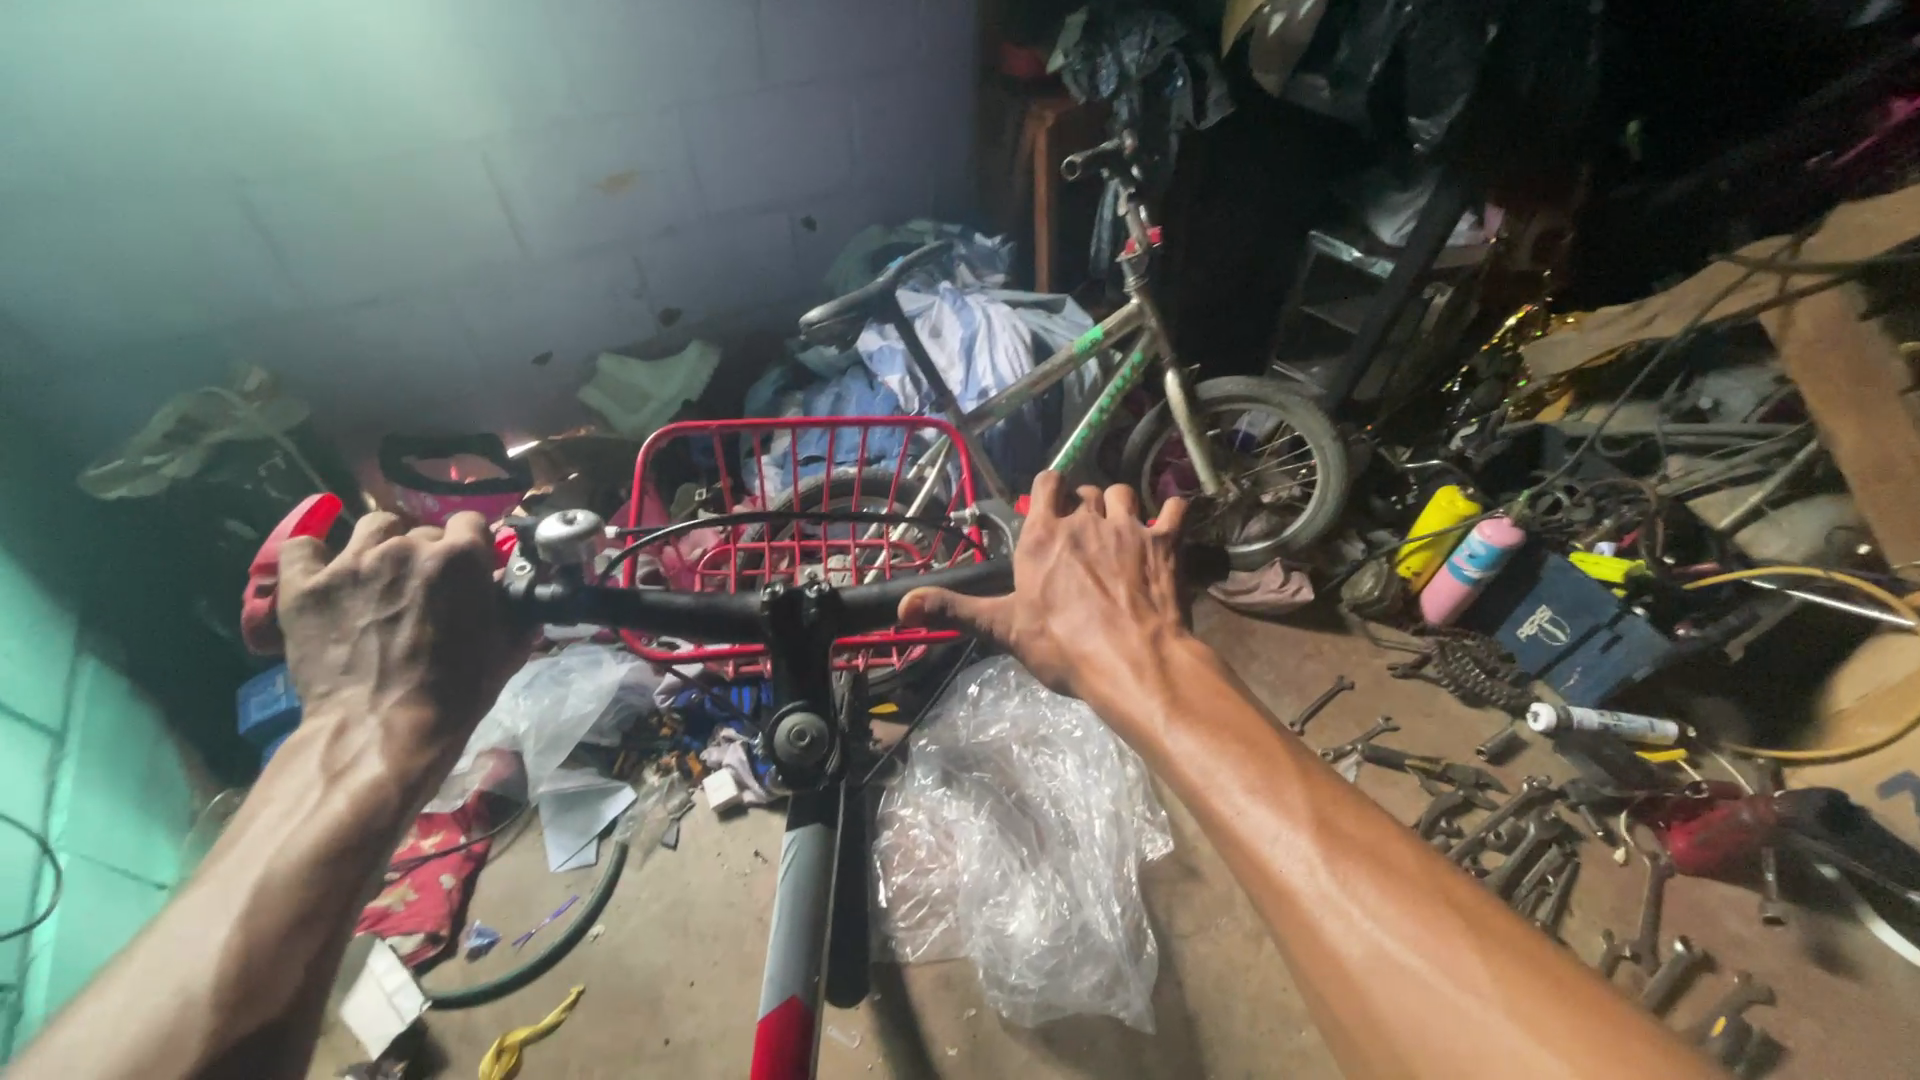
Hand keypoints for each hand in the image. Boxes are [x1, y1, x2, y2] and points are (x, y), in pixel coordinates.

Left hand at [277, 511, 531, 775]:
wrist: (380, 729)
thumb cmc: (455, 692)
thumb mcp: (506, 650)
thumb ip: (517, 613)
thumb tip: (522, 598)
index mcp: (462, 558)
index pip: (471, 522)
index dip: (473, 544)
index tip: (470, 565)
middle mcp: (408, 547)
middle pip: (423, 530)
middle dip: (429, 553)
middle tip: (426, 586)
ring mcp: (352, 562)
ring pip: (371, 527)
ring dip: (381, 545)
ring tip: (380, 573)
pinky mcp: (306, 585)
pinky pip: (304, 547)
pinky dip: (315, 556)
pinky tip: (326, 573)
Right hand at [899, 471, 1193, 705]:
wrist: (1132, 661)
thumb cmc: (1062, 646)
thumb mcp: (1002, 629)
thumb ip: (955, 611)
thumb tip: (901, 606)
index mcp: (1043, 536)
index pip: (1046, 484)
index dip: (1049, 488)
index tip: (1051, 502)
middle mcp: (1085, 520)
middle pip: (1086, 492)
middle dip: (1084, 505)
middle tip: (1084, 532)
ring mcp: (1129, 527)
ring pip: (1124, 494)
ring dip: (1121, 505)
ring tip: (1120, 528)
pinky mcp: (1166, 542)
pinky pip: (1175, 508)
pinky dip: (1173, 511)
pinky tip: (1171, 521)